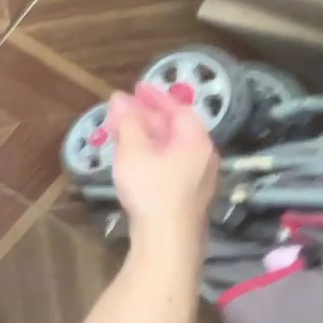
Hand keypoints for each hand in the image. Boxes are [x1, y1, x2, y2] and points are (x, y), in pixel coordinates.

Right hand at [108, 84, 218, 249]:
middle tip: (122, 105)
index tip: (137, 86)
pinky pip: (169, 157)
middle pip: (176, 126)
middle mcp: (202, 155)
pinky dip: (150, 146)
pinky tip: (131, 150)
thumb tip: (120, 98)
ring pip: (171, 143)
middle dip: (148, 113)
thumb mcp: (133, 150)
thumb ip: (128, 121)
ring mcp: (196, 174)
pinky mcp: (186, 188)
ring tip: (120, 126)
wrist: (167, 235)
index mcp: (195, 142)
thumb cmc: (151, 188)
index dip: (158, 96)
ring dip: (146, 131)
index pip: (180, 110)